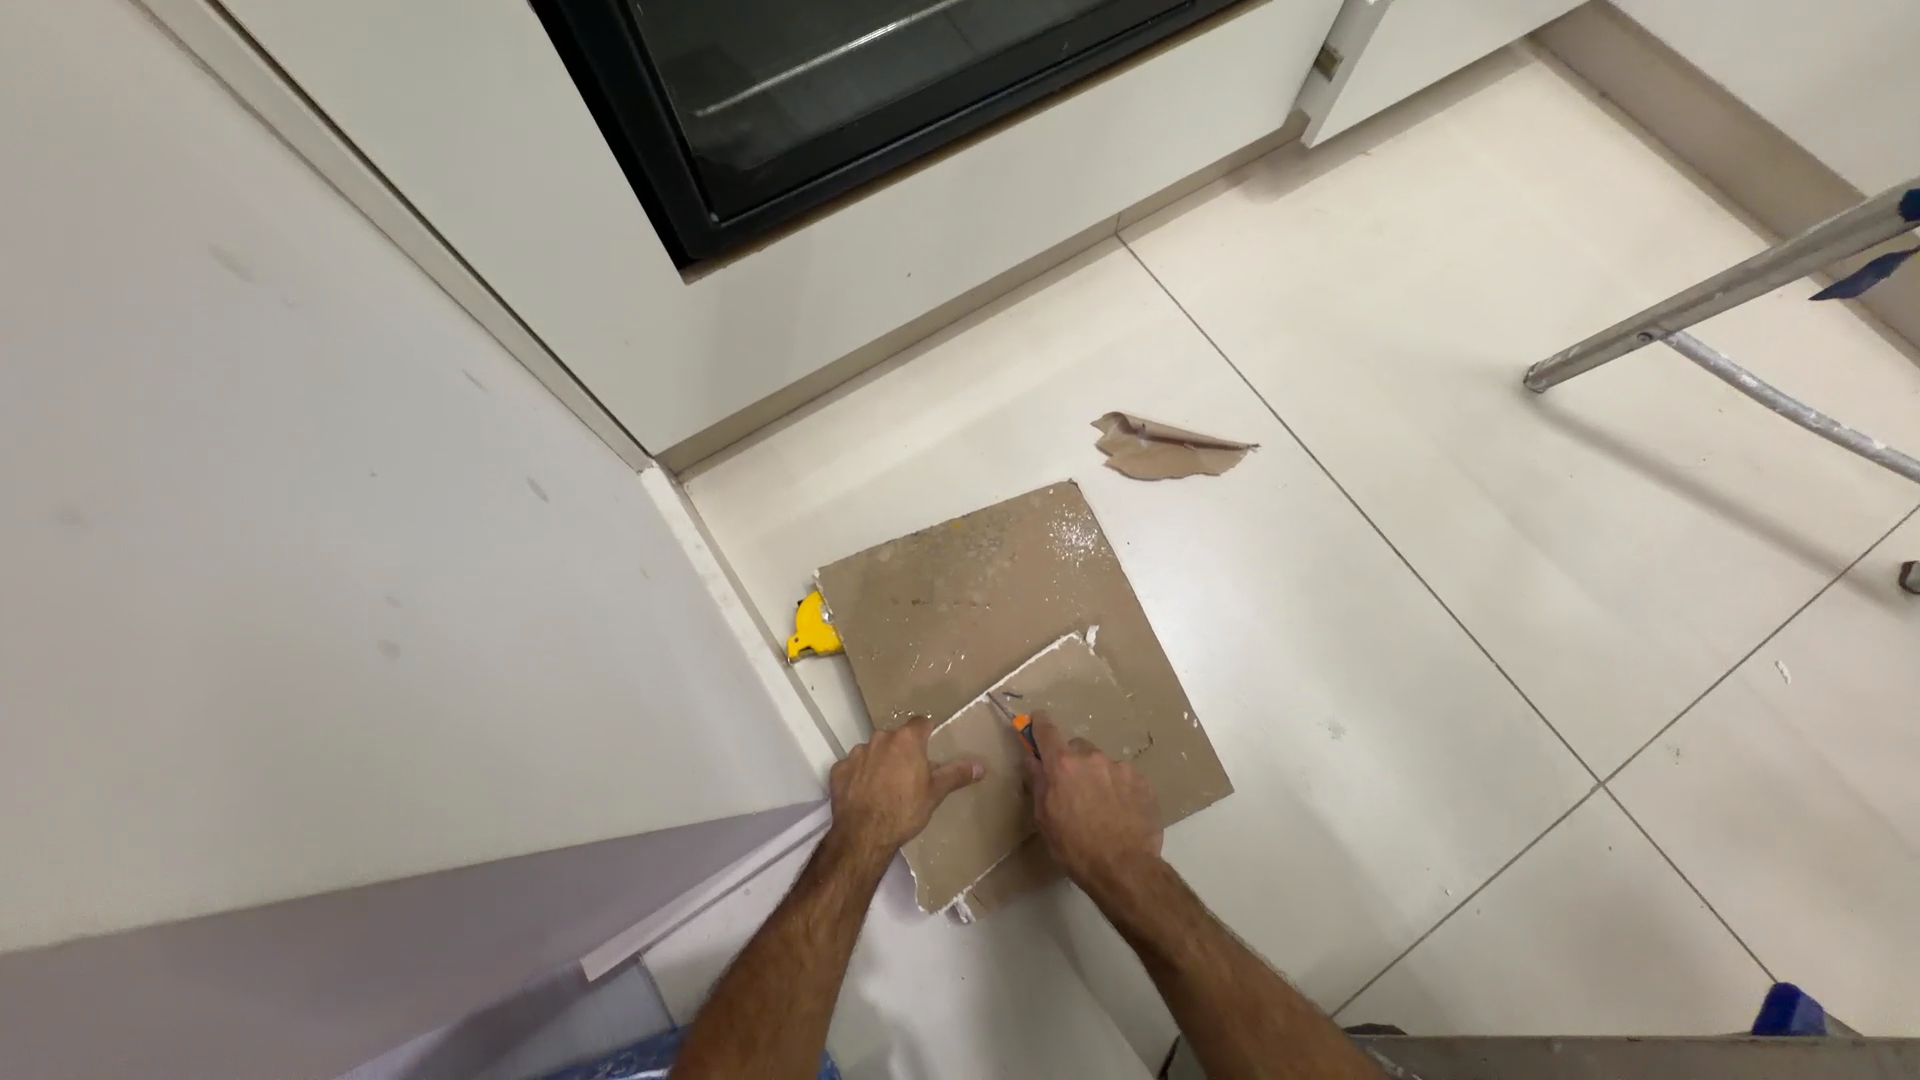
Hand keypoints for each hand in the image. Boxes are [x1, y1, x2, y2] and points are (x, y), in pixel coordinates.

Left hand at [828, 715, 982, 858]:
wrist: (863, 835)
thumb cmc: (905, 811)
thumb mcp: (935, 793)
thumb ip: (956, 774)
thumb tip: (980, 766)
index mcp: (906, 740)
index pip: (921, 722)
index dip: (928, 731)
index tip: (932, 742)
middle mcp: (880, 738)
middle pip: (896, 737)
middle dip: (903, 750)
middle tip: (911, 772)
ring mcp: (856, 753)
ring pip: (873, 750)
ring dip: (880, 761)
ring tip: (886, 785)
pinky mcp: (838, 770)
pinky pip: (853, 767)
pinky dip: (860, 775)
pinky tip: (865, 793)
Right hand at [1026, 715, 1163, 888]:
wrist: (1124, 869)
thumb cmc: (1075, 848)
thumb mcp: (1045, 820)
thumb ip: (1038, 783)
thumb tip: (1031, 759)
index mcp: (1063, 765)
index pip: (1047, 731)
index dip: (1039, 724)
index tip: (1036, 720)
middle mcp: (1092, 758)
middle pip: (1078, 748)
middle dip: (1073, 762)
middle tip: (1073, 788)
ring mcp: (1121, 768)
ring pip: (1103, 764)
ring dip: (1098, 777)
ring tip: (1102, 807)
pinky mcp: (1144, 782)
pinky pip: (1126, 778)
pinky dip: (1120, 789)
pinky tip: (1122, 813)